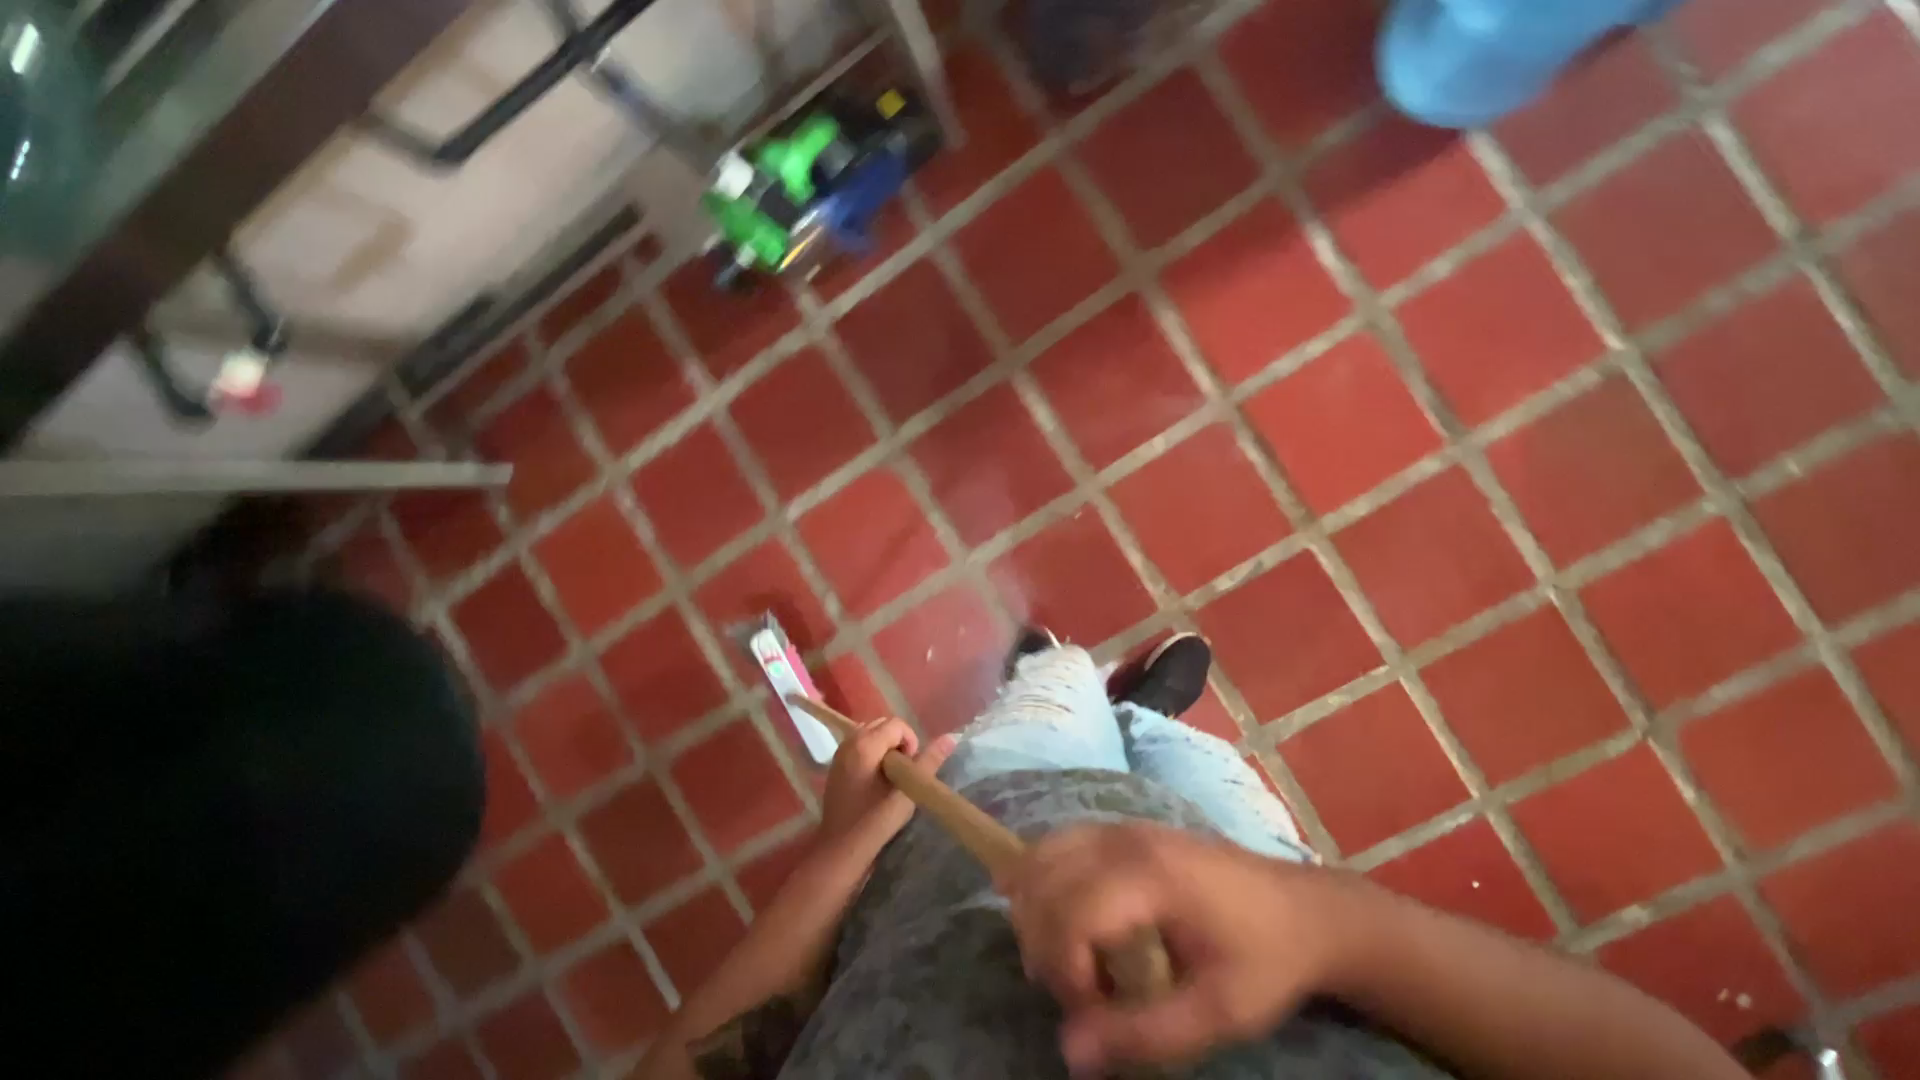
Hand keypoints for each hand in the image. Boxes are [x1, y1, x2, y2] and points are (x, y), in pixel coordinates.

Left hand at [817, 717, 958, 842]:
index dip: (911, 742)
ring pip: (871, 735)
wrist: (841, 849)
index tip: (911, 768)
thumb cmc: (875, 821)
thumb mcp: (907, 791)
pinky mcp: (836, 766)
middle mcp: (849, 742)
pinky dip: (873, 755)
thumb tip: (951, 737)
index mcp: (865, 744)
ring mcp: (840, 753)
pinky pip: (860, 747)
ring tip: (892, 776)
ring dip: (886, 748)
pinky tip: (876, 781)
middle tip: (904, 771)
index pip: (897, 725)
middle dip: (899, 743)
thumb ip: (928, 762)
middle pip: (882, 725)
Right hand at [1003, 823, 1360, 1073]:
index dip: (1065, 971)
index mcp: (1153, 877)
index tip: (1095, 1011)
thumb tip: (1069, 1051)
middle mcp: (1125, 839)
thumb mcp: (1218, 1013)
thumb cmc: (1265, 961)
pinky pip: (1056, 845)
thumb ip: (1143, 1033)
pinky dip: (1043, 882)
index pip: (1071, 915)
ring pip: (1040, 856)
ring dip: (1036, 912)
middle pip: (1044, 882)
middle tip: (1081, 991)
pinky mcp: (1121, 829)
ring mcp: (1121, 827)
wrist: (1307, 910)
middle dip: (1044, 945)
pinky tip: (1065, 920)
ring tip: (1070, 958)